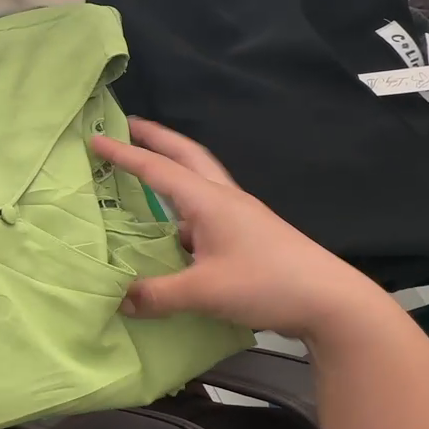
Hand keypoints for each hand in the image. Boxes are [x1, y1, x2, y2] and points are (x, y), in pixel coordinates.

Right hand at [90, 119, 387, 339]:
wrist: (334, 303)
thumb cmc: (268, 284)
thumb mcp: (203, 292)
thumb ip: (155, 294)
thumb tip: (117, 299)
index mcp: (209, 202)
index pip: (157, 169)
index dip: (123, 154)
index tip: (94, 139)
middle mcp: (224, 199)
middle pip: (187, 155)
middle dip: (156, 137)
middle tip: (128, 125)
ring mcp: (239, 215)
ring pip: (198, 177)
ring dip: (172, 163)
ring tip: (146, 163)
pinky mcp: (247, 233)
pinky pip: (204, 205)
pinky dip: (180, 199)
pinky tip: (168, 220)